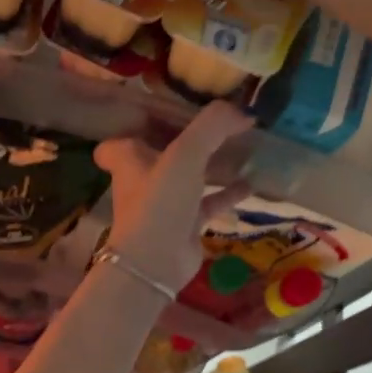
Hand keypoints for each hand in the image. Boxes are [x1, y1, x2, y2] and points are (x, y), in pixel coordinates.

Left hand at [95, 101, 252, 293]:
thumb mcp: (186, 154)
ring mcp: (165, 203)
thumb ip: (213, 126)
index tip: (160, 110)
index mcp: (129, 158)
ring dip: (212, 163)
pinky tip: (253, 182)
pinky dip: (228, 193)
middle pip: (161, 151)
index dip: (133, 126)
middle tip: (217, 120)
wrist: (156, 263)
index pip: (119, 139)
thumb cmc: (160, 201)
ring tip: (243, 146)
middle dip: (185, 138)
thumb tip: (244, 111)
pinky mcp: (185, 224)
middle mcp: (144, 178)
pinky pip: (209, 202)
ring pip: (189, 176)